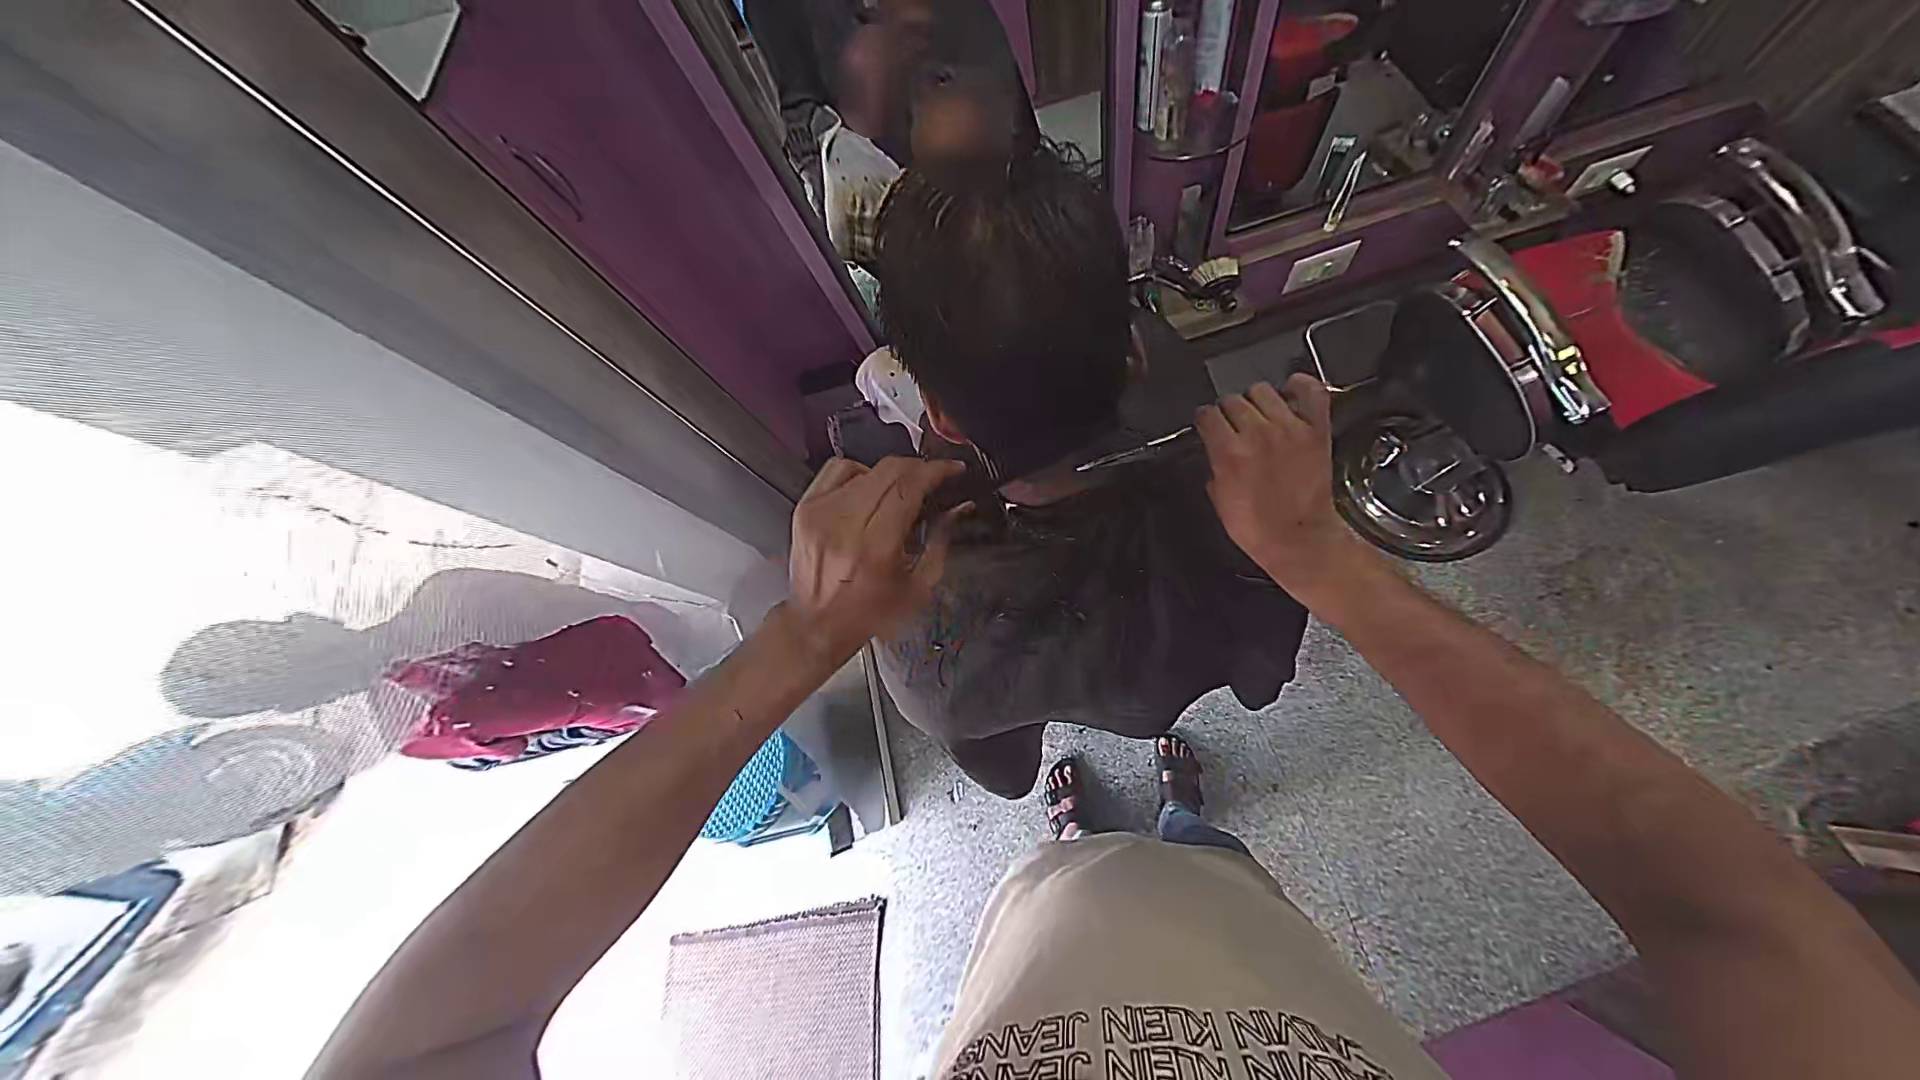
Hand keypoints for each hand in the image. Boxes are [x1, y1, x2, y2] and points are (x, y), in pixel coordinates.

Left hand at [786, 456, 968, 663]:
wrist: (818, 623)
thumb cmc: (869, 613)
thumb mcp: (918, 586)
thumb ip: (940, 542)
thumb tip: (957, 507)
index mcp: (876, 548)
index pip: (909, 487)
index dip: (935, 470)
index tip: (951, 469)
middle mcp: (845, 526)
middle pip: (889, 470)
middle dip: (918, 467)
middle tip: (932, 477)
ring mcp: (820, 513)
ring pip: (867, 467)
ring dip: (891, 474)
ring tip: (899, 493)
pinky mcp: (805, 508)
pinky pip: (838, 469)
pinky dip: (860, 472)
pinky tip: (868, 490)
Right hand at [1197, 376, 1359, 590]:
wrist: (1298, 539)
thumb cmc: (1259, 526)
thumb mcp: (1219, 497)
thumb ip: (1214, 465)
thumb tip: (1215, 450)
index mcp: (1229, 452)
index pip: (1207, 414)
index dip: (1204, 419)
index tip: (1206, 424)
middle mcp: (1258, 434)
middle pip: (1232, 400)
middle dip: (1227, 412)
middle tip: (1231, 426)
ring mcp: (1290, 429)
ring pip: (1262, 390)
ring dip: (1255, 401)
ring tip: (1257, 415)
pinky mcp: (1315, 430)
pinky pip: (1309, 390)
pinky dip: (1299, 386)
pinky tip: (1289, 392)